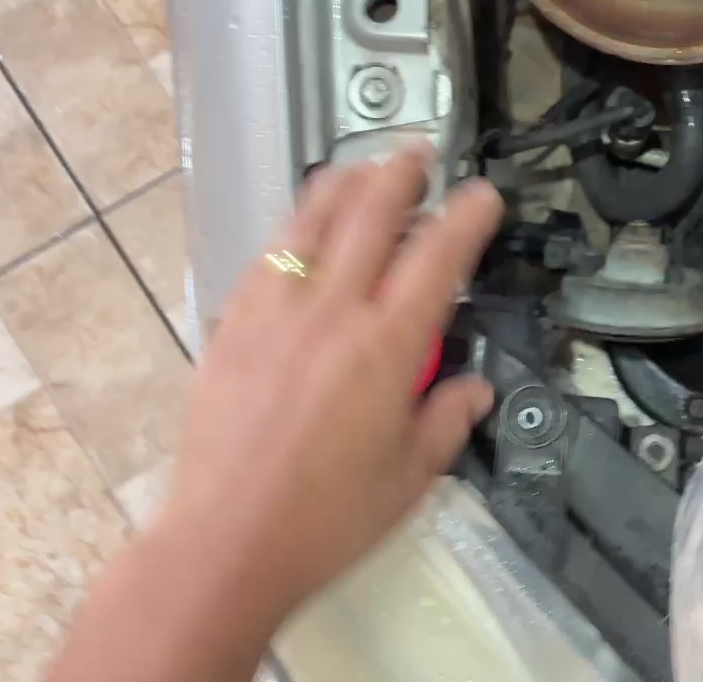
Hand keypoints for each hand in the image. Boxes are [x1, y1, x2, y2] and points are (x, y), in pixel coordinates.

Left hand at [151, 147, 503, 627]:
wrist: (220, 548)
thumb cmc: (327, 517)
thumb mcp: (413, 474)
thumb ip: (451, 417)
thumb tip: (475, 387)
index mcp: (386, 346)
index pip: (439, 256)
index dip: (467, 214)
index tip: (482, 193)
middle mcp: (333, 314)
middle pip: (371, 215)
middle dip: (400, 173)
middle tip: (418, 153)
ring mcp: (275, 313)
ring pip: (312, 221)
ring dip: (344, 183)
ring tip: (363, 165)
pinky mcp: (231, 325)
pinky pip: (267, 256)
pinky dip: (293, 227)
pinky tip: (303, 223)